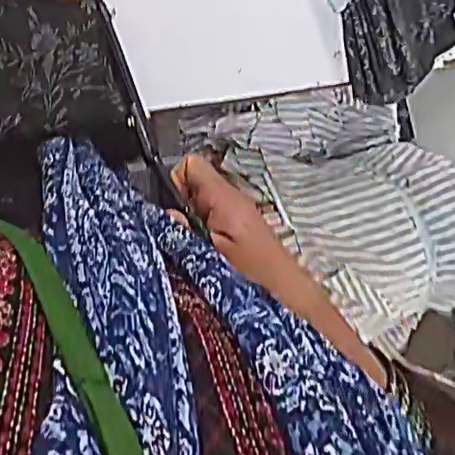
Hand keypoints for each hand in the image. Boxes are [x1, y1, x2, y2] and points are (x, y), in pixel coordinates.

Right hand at [171, 153, 318, 303]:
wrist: (288, 290)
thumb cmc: (253, 275)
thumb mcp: (213, 257)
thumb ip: (187, 233)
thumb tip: (167, 213)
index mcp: (223, 197)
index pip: (192, 164)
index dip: (176, 181)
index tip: (174, 209)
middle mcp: (231, 195)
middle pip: (194, 181)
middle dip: (181, 203)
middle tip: (185, 232)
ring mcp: (236, 208)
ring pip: (201, 198)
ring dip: (191, 218)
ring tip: (196, 244)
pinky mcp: (239, 222)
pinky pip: (211, 212)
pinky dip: (203, 227)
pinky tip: (208, 250)